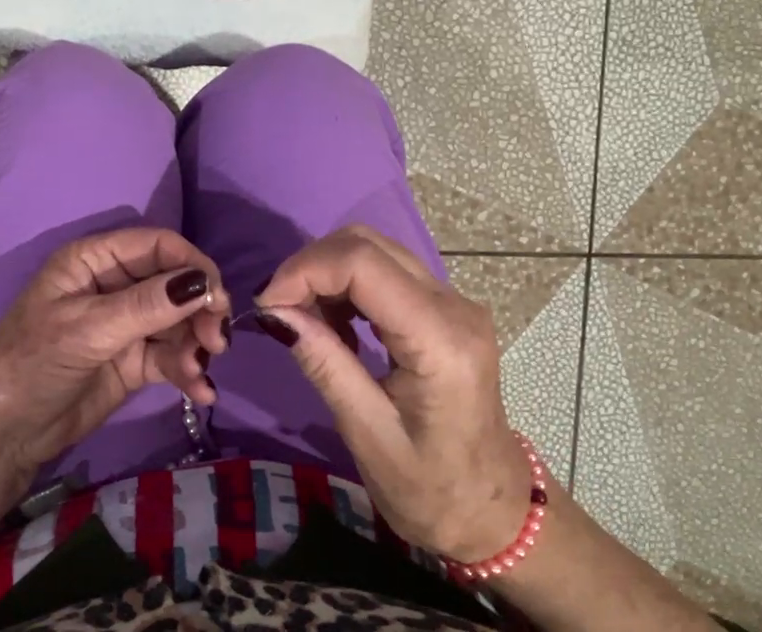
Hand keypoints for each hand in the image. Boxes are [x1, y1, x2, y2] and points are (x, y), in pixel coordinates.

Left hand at [0, 227, 231, 473]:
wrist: (4, 431)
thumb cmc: (33, 363)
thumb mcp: (87, 329)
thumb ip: (146, 306)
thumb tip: (203, 283)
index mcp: (92, 260)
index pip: (156, 246)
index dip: (192, 265)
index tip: (218, 297)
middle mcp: (112, 285)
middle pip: (174, 283)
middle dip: (199, 309)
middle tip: (216, 342)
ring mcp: (124, 325)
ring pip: (177, 322)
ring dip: (195, 345)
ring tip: (199, 374)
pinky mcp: (131, 362)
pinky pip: (170, 357)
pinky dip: (188, 371)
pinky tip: (200, 393)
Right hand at [254, 226, 531, 561]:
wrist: (495, 516)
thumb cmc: (432, 489)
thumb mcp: (367, 434)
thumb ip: (324, 363)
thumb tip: (273, 312)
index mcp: (441, 341)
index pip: (362, 263)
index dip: (304, 270)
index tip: (266, 306)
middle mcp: (455, 307)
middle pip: (366, 244)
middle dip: (310, 267)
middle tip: (277, 310)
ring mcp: (454, 304)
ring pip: (374, 250)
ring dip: (325, 272)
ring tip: (300, 319)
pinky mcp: (445, 310)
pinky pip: (385, 271)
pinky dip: (345, 283)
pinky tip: (330, 323)